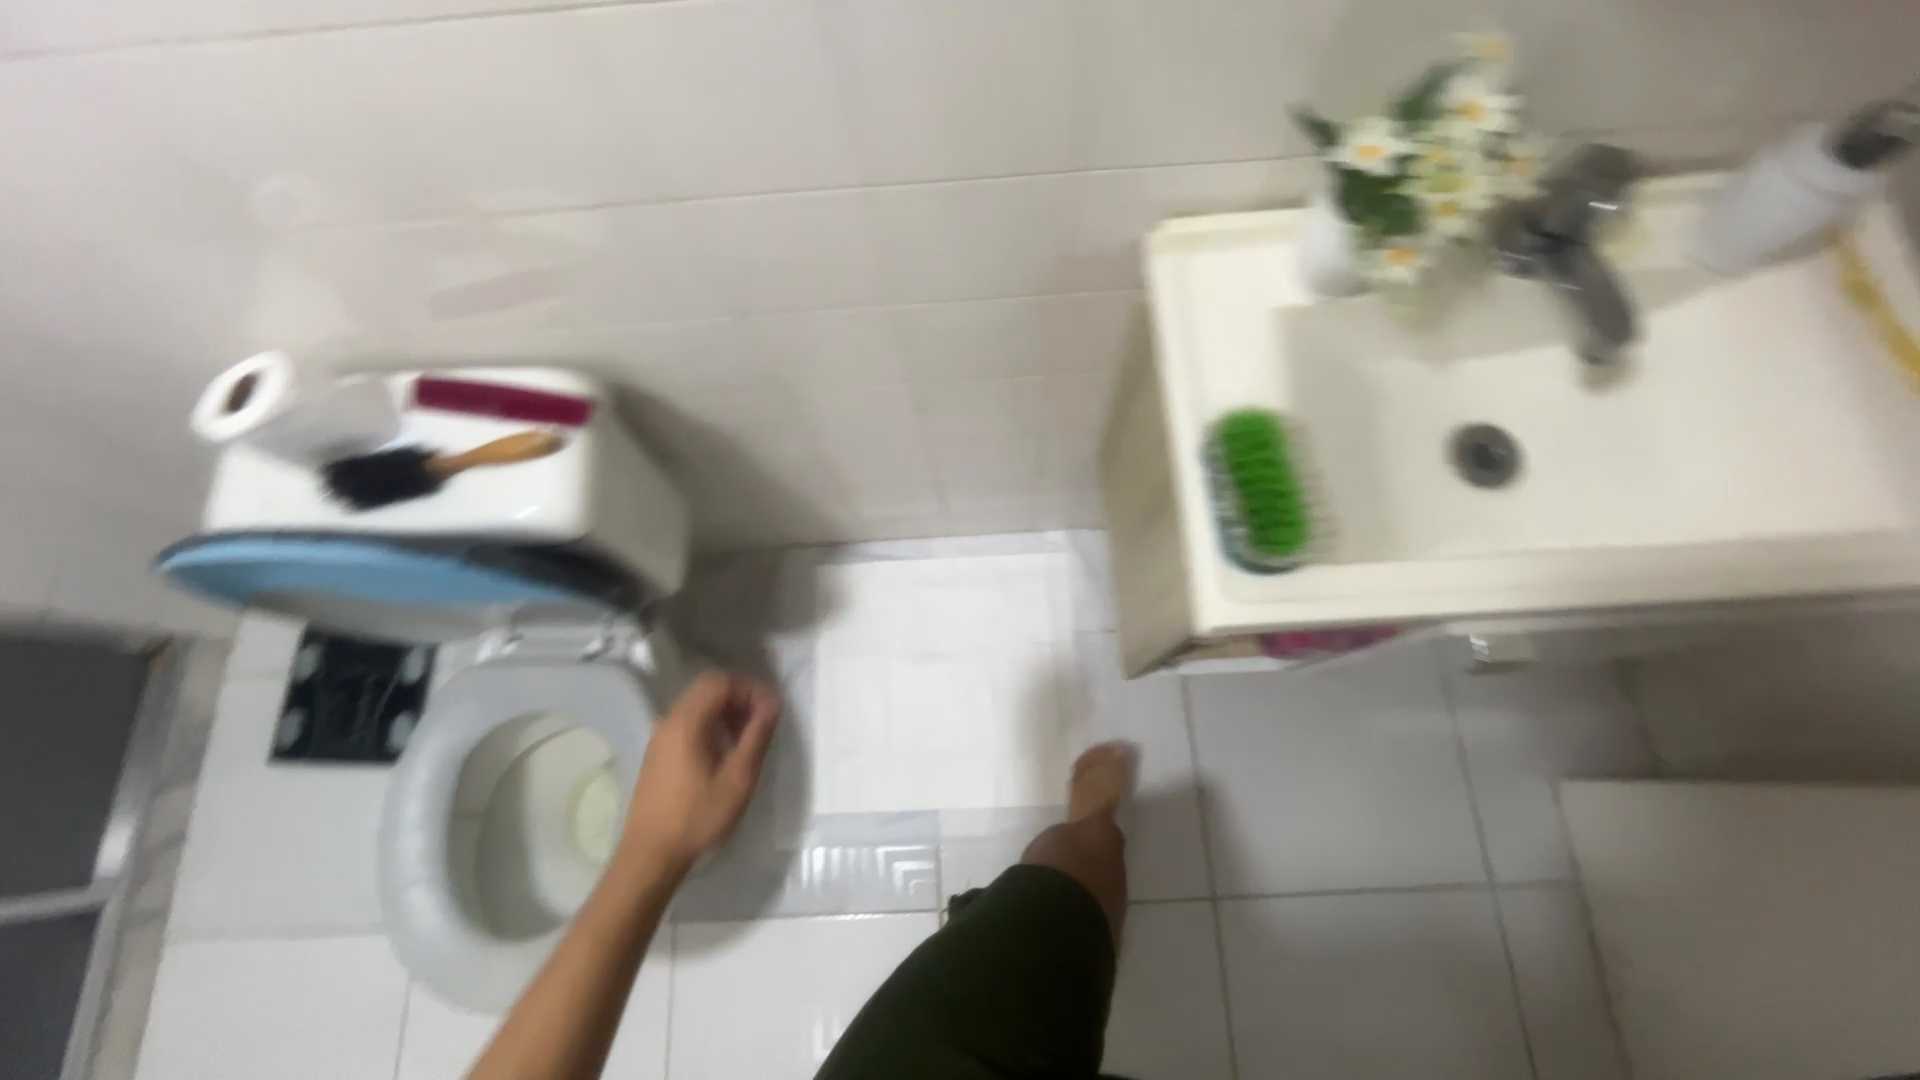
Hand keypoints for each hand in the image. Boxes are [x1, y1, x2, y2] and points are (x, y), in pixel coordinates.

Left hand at [620, 673, 779, 872]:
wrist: (650, 856)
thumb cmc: (698, 816)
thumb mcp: (738, 778)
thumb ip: (756, 736)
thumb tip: (772, 704)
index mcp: (686, 722)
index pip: (719, 682)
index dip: (749, 688)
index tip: (771, 709)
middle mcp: (668, 722)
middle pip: (706, 690)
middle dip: (739, 698)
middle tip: (762, 721)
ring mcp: (659, 739)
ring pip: (696, 708)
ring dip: (725, 713)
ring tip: (747, 738)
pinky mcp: (657, 756)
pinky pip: (687, 725)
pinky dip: (710, 727)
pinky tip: (724, 754)